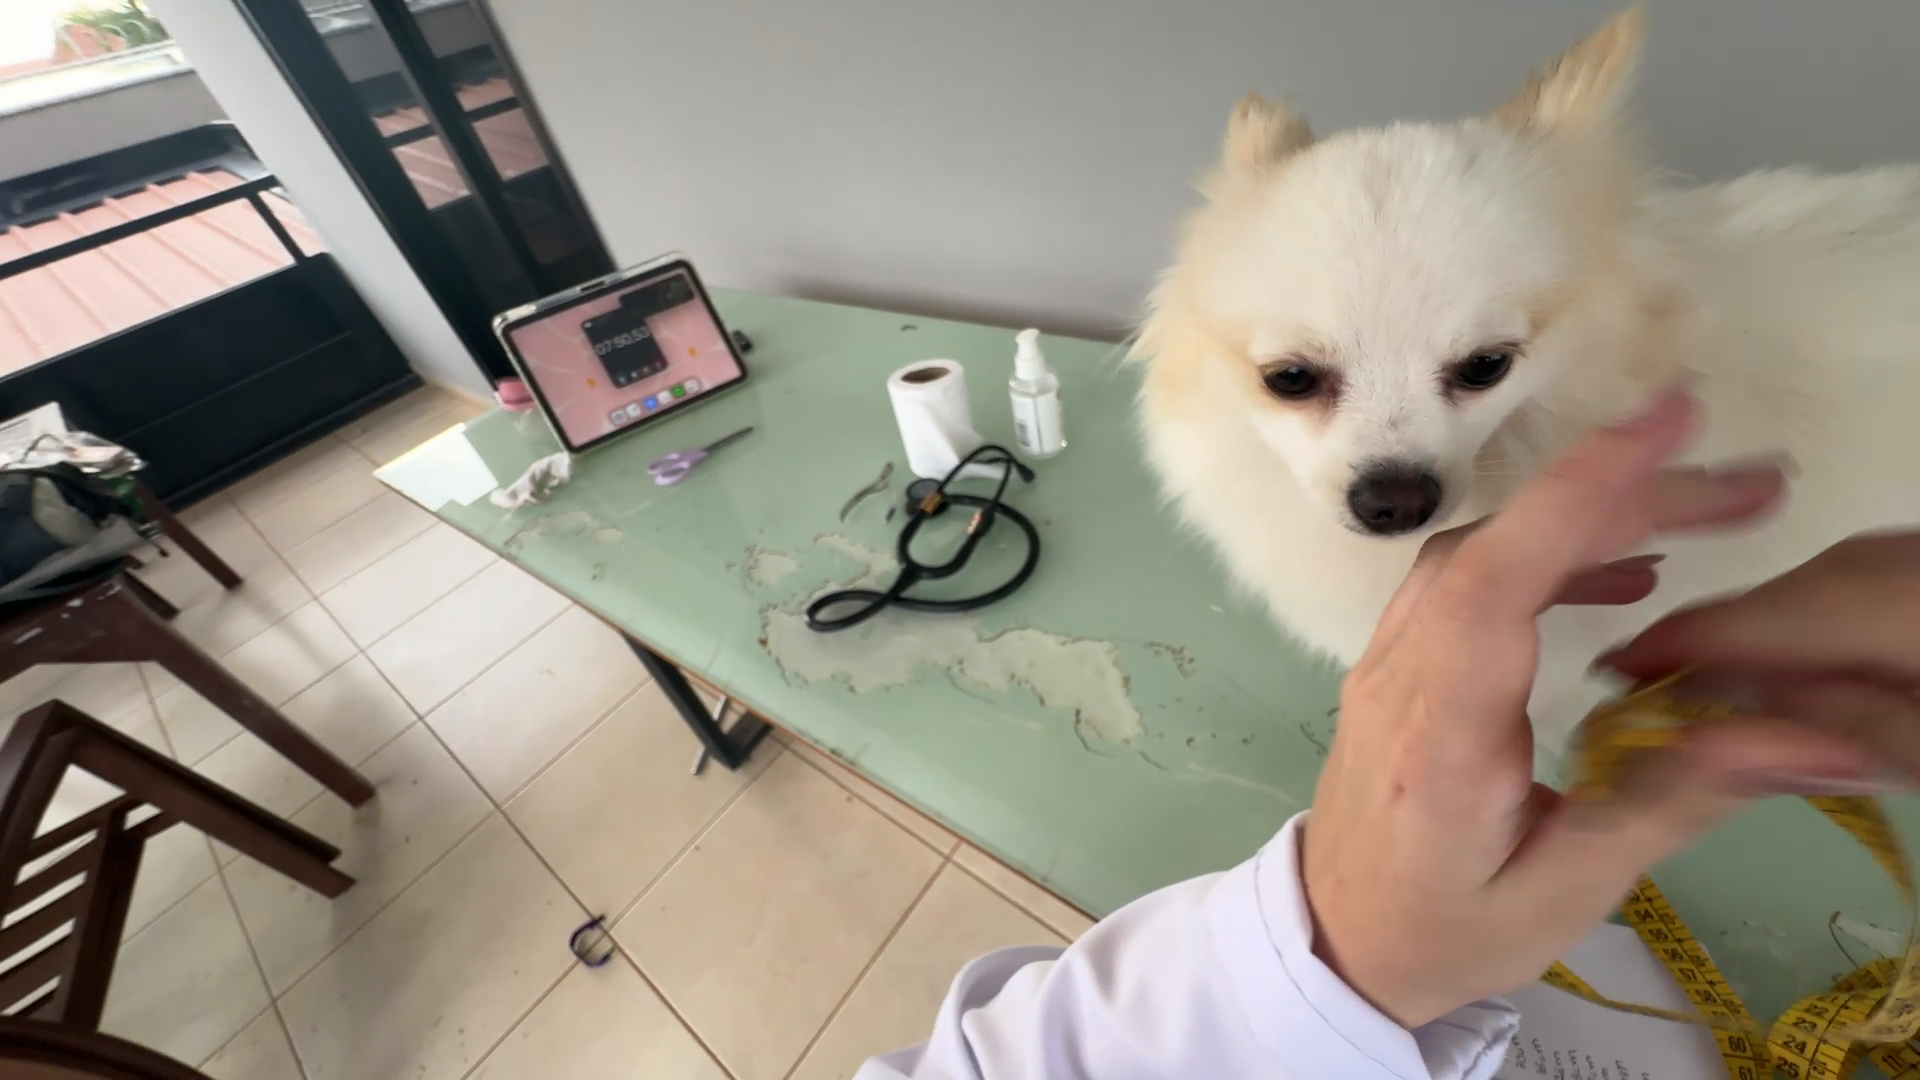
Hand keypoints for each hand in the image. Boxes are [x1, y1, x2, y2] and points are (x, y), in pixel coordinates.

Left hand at [1301, 388, 1872, 1028]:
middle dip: (1605, 501)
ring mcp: (1383, 667)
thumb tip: (1808, 731)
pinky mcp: (1392, 671)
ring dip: (1569, 527)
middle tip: (1741, 487)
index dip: (1570, 497)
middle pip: (1485, 553)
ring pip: (1465, 562)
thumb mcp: (1566, 887)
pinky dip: (1529, 565)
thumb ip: (1668, 799)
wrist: (1339, 928)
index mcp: (1438, 730)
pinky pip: (1453, 593)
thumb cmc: (1445, 926)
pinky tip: (1611, 581)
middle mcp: (1396, 676)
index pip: (1491, 583)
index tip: (1662, 425)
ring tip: (1693, 525)